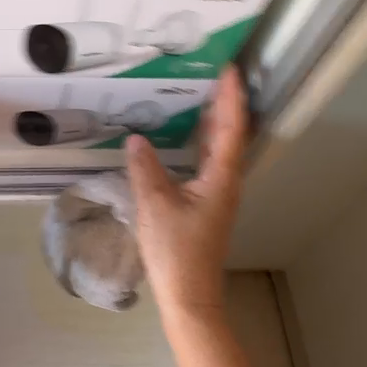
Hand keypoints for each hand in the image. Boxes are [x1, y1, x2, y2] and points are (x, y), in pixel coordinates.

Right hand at [127, 65, 249, 316]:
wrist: (189, 297)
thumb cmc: (176, 250)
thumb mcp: (154, 204)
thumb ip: (145, 167)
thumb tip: (136, 138)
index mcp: (221, 177)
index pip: (231, 128)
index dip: (231, 97)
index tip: (229, 69)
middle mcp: (227, 182)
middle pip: (230, 135)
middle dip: (225, 104)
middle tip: (211, 74)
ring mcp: (218, 195)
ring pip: (220, 149)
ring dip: (213, 122)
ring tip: (198, 95)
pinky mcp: (207, 205)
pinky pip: (208, 162)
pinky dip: (201, 142)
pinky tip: (184, 137)